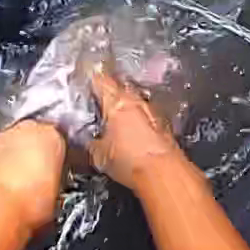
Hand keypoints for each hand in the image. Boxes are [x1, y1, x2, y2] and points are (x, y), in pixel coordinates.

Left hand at [0, 120, 65, 234]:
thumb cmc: (30, 203)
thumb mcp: (55, 192)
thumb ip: (52, 175)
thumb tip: (47, 183)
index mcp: (52, 136)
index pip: (56, 141)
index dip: (52, 159)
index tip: (50, 175)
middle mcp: (28, 129)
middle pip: (32, 137)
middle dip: (31, 153)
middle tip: (31, 179)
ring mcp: (1, 137)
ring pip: (9, 144)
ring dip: (10, 158)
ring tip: (10, 186)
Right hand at [88, 70, 188, 191]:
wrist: (162, 171)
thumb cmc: (130, 161)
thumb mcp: (98, 155)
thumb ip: (90, 142)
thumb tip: (88, 141)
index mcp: (116, 103)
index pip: (102, 81)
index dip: (93, 79)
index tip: (87, 77)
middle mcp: (135, 101)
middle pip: (119, 88)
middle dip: (109, 93)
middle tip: (98, 100)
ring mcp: (151, 110)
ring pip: (133, 100)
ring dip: (125, 105)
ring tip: (114, 117)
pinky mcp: (162, 122)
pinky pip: (145, 114)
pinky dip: (137, 118)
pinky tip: (132, 131)